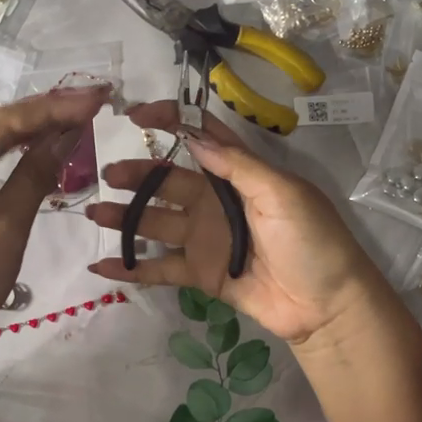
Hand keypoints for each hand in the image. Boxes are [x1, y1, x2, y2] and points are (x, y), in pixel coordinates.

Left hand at [0, 87, 110, 392]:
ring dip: (34, 128)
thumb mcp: (8, 228)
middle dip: (46, 112)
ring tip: (80, 115)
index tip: (97, 98)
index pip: (2, 123)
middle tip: (96, 101)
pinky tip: (46, 142)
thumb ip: (36, 174)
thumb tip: (68, 133)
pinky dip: (16, 151)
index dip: (52, 108)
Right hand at [85, 101, 388, 346]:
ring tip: (96, 213)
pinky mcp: (199, 274)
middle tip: (108, 173)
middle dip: (138, 174)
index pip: (202, 137)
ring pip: (156, 221)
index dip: (171, 121)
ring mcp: (204, 239)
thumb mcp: (281, 194)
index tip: (137, 116)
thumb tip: (193, 137)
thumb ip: (236, 167)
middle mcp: (216, 201)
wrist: (325, 304)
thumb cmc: (311, 241)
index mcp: (240, 175)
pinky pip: (158, 268)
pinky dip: (130, 267)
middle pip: (168, 180)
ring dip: (125, 217)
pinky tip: (101, 264)